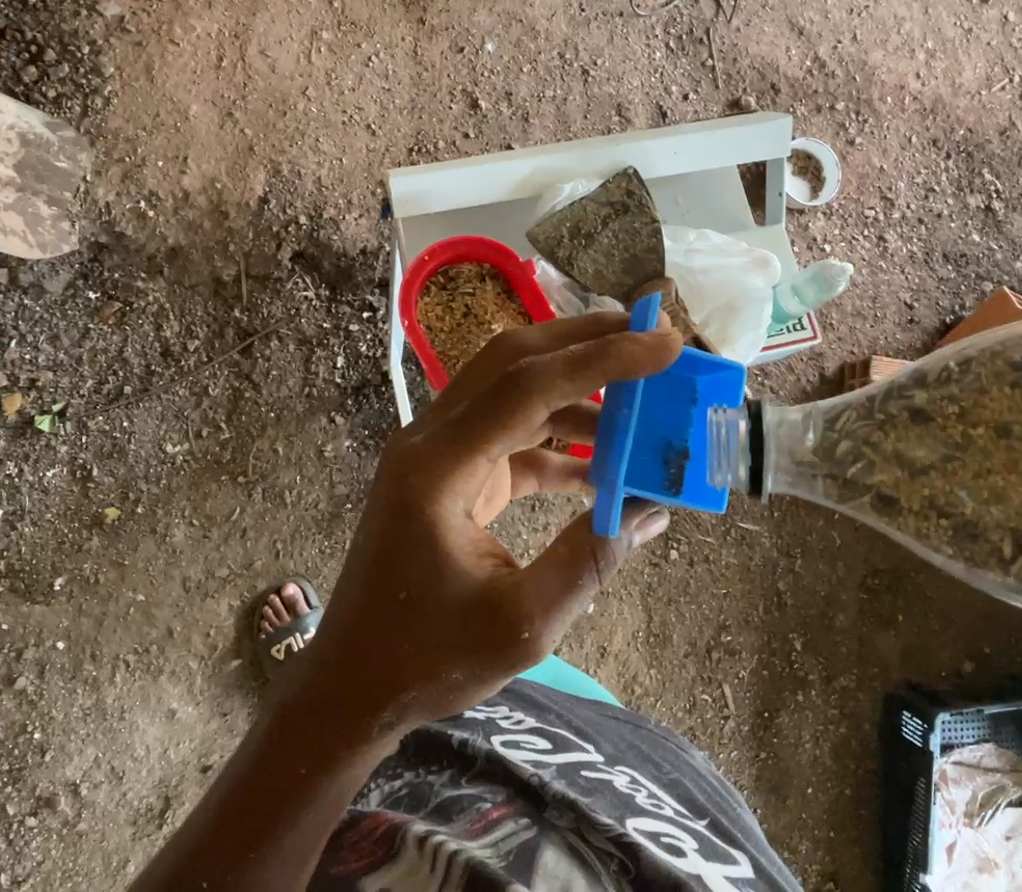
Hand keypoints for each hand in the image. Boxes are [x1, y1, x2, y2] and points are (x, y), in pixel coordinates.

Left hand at [280, 312, 680, 739]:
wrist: (354, 684)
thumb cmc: (428, 660)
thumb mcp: (522, 622)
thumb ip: (590, 558)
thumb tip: (655, 509)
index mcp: (438, 468)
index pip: (527, 385)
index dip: (601, 359)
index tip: (667, 344)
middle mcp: (429, 443)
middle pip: (509, 363)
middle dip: (582, 343)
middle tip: (651, 337)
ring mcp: (434, 458)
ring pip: (508, 394)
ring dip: (573, 392)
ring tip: (640, 402)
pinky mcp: (445, 479)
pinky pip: (506, 439)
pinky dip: (555, 440)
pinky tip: (602, 463)